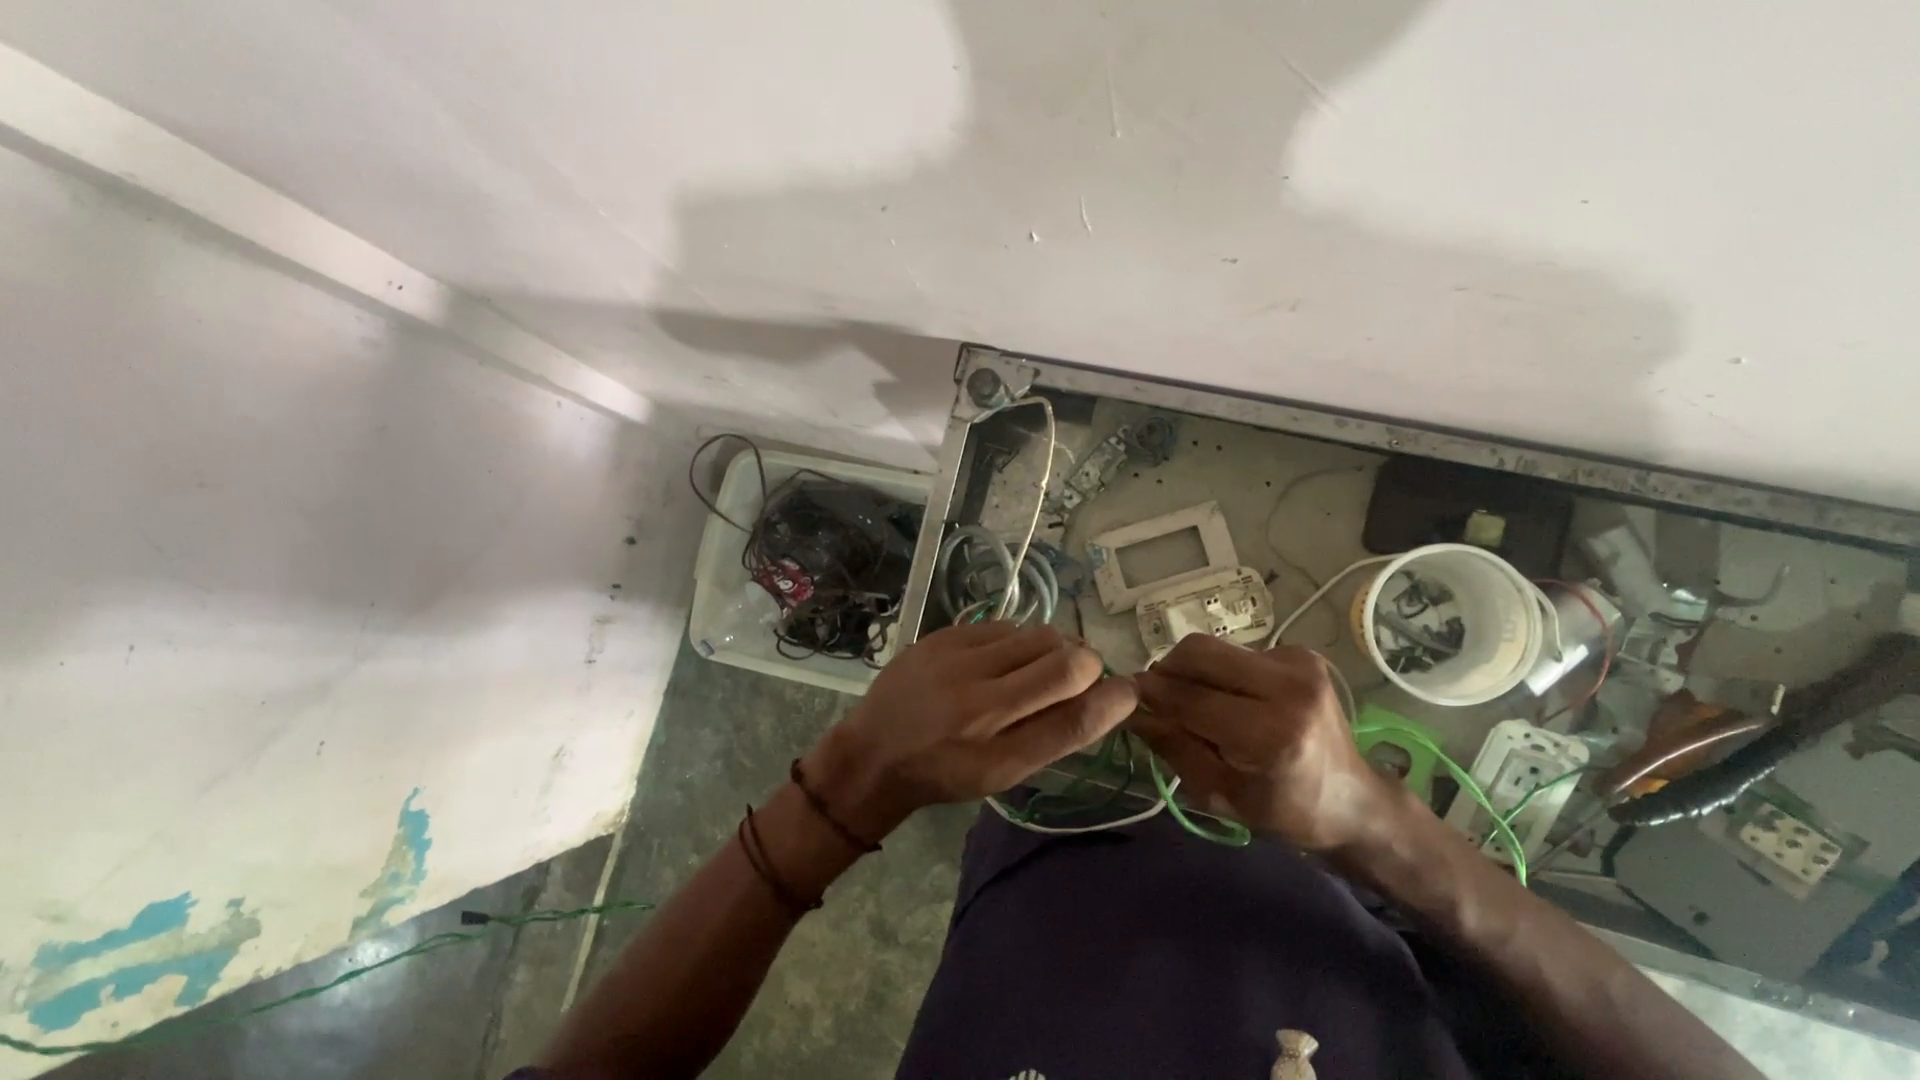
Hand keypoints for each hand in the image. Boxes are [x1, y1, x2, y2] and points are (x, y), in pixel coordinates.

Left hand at [803, 622, 1137, 839]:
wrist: (872, 753)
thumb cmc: (945, 773)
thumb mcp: (1003, 771)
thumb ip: (1057, 734)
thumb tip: (1114, 696)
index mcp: (994, 745)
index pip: (1075, 713)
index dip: (1113, 699)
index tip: (1125, 691)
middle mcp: (977, 696)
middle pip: (1064, 657)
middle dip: (1081, 666)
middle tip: (1071, 683)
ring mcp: (955, 657)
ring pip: (1036, 634)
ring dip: (1049, 650)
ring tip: (1032, 673)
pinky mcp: (940, 636)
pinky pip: (1002, 626)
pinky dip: (1015, 642)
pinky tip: (999, 662)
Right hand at [1130, 634, 1395, 852]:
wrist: (1354, 800)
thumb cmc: (1285, 811)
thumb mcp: (1220, 794)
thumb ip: (1173, 747)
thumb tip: (1131, 711)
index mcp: (1270, 734)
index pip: (1190, 697)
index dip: (1151, 694)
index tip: (1125, 696)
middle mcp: (1288, 687)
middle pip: (1200, 653)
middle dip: (1168, 670)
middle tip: (1157, 696)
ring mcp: (1299, 664)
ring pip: (1216, 648)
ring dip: (1195, 672)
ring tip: (1196, 703)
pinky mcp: (1302, 654)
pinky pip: (1238, 652)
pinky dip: (1221, 673)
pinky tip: (1232, 700)